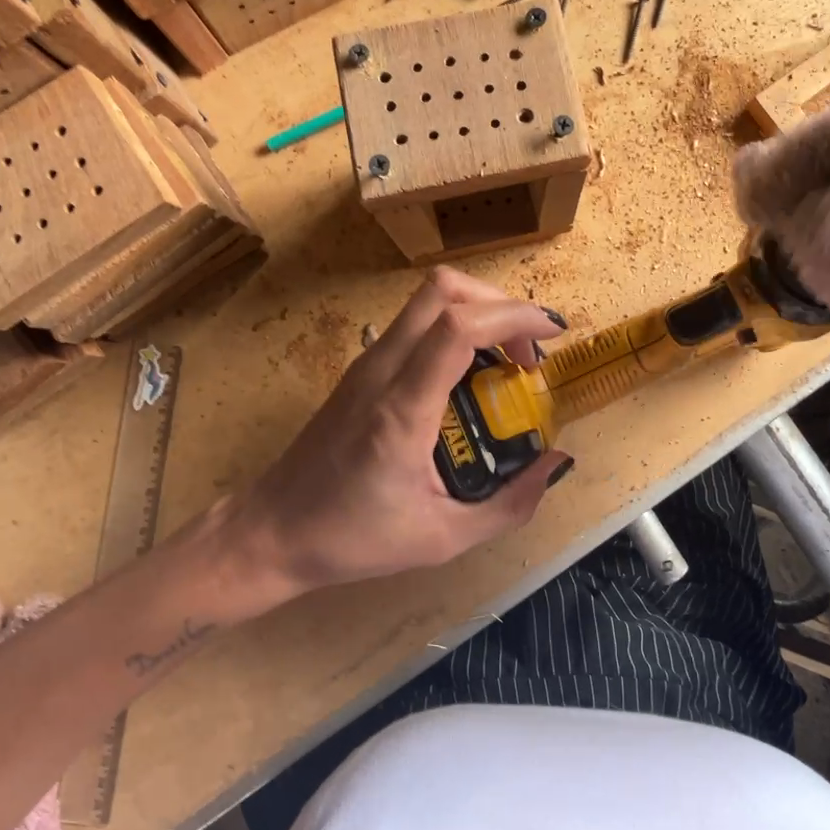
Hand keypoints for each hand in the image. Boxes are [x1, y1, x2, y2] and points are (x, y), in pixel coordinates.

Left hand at [221, 267, 570, 594]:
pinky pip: (416, 325)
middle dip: (500, 303)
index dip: (514, 317)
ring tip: (508, 361)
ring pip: (428, 299)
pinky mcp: (361, 370)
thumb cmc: (352, 539)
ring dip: (478, 313)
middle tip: (529, 351)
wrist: (271, 531)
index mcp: (401, 410)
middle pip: (443, 291)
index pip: (458, 328)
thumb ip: (510, 505)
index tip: (553, 334)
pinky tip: (470, 378)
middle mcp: (381, 371)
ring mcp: (366, 364)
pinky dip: (455, 329)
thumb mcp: (442, 538)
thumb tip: (559, 463)